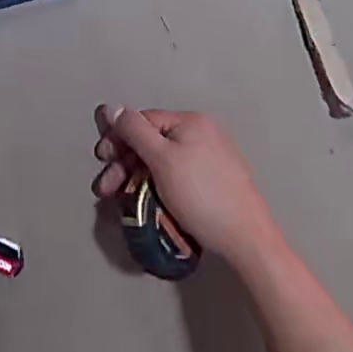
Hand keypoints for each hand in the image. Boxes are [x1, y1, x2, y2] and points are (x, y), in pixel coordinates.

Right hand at [92, 106, 281, 267]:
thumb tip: (111, 107)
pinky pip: (175, 174)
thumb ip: (132, 130)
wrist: (249, 244)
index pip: (141, 120)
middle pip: (149, 141)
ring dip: (137, 177)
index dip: (118, 139)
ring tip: (124, 198)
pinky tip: (148, 199)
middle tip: (109, 185)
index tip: (103, 160)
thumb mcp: (160, 159)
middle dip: (124, 163)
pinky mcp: (213, 182)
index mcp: (191, 122)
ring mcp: (210, 158)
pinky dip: (157, 185)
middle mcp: (202, 134)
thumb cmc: (203, 197)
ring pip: (160, 161)